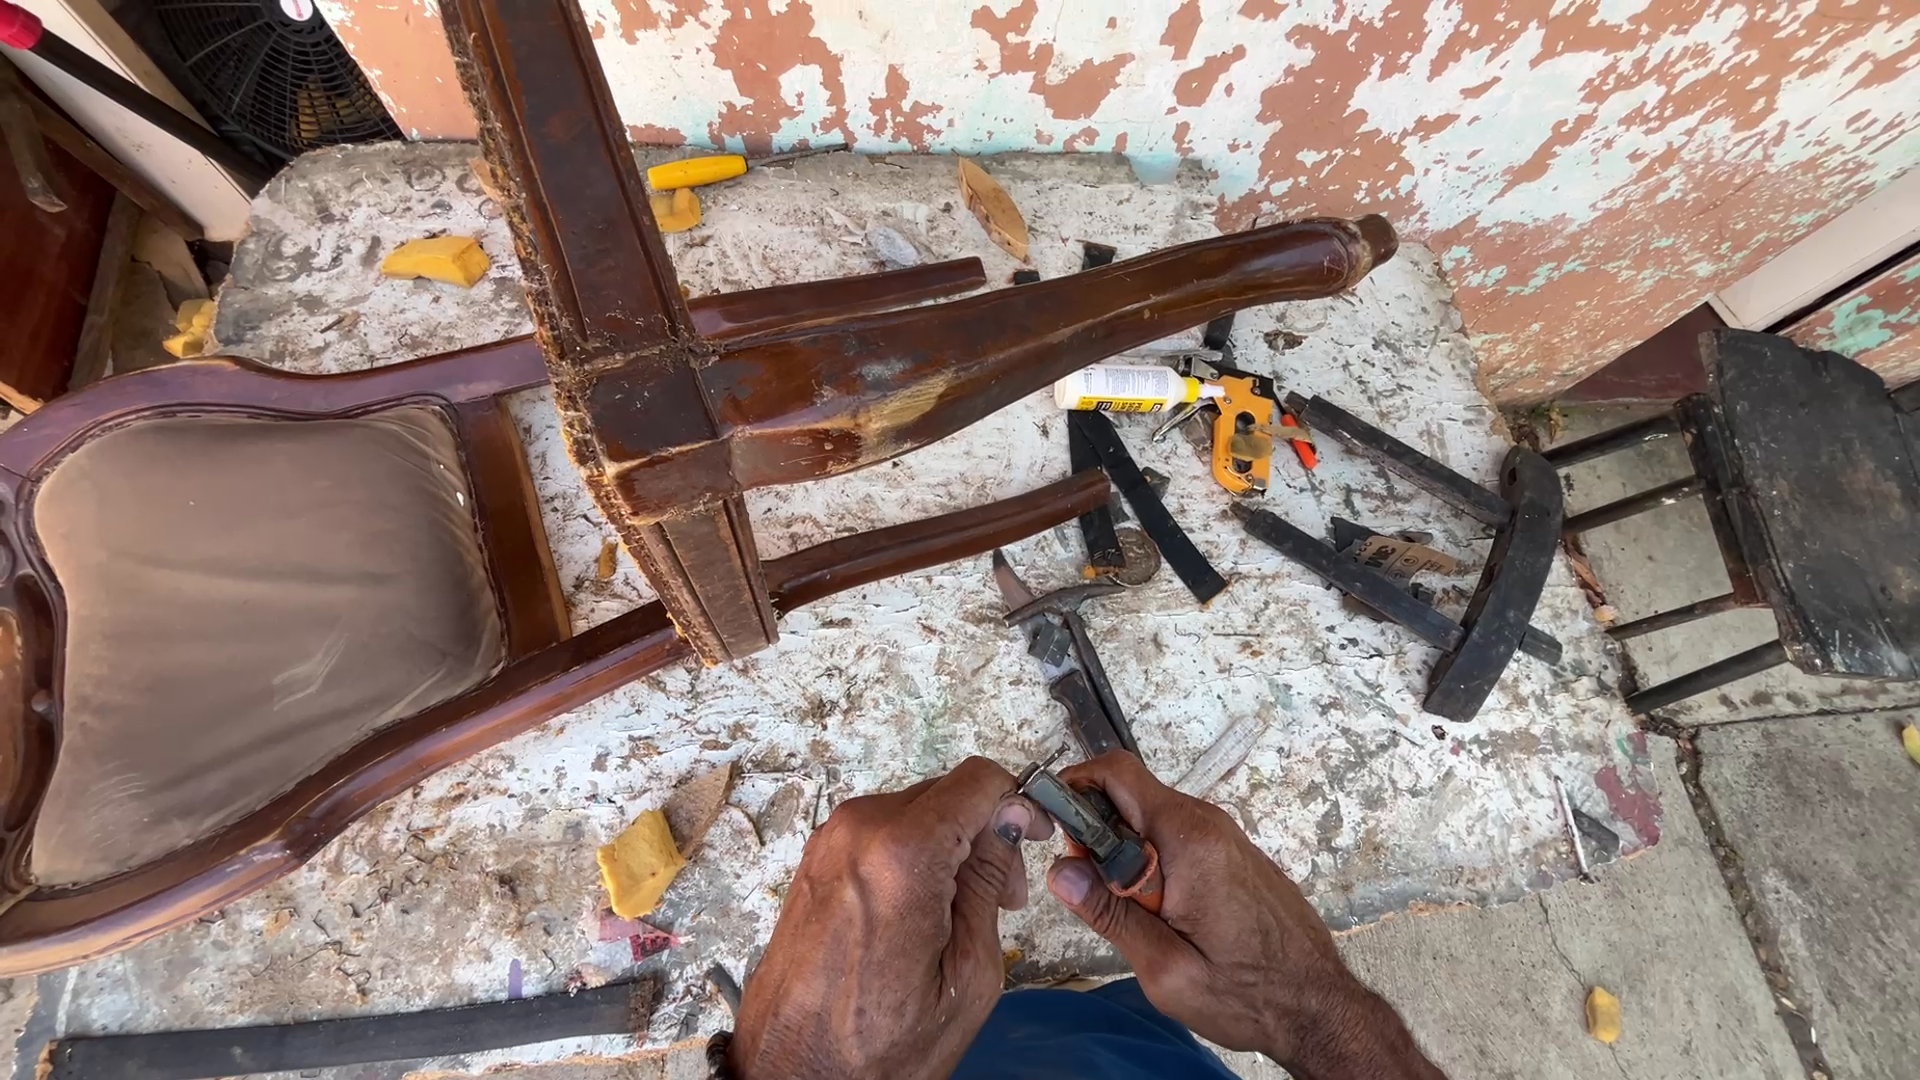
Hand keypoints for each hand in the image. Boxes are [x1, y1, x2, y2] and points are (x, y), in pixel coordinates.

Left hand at [727, 757, 1050, 1079]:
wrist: (792, 1075)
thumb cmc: (877, 1046)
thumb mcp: (968, 972)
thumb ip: (989, 878)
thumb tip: (1009, 817)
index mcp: (903, 852)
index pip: (979, 780)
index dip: (1017, 801)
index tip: (1034, 833)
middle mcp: (862, 828)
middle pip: (949, 792)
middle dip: (986, 830)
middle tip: (1003, 894)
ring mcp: (834, 836)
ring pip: (919, 807)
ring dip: (951, 842)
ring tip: (960, 909)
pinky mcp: (820, 852)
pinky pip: (886, 826)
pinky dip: (915, 849)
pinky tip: (922, 903)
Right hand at [1047, 751, 1443, 1079]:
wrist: (1322, 1009)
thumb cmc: (1247, 992)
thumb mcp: (1165, 967)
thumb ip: (1109, 913)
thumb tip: (1059, 870)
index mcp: (1187, 836)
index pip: (1117, 772)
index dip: (1076, 784)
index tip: (1053, 822)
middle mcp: (1205, 820)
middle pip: (1130, 792)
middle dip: (1094, 825)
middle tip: (1084, 877)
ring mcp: (1221, 832)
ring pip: (1150, 814)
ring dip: (1121, 844)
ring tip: (1121, 900)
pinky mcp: (1229, 849)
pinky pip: (1174, 832)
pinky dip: (1149, 853)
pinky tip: (1155, 903)